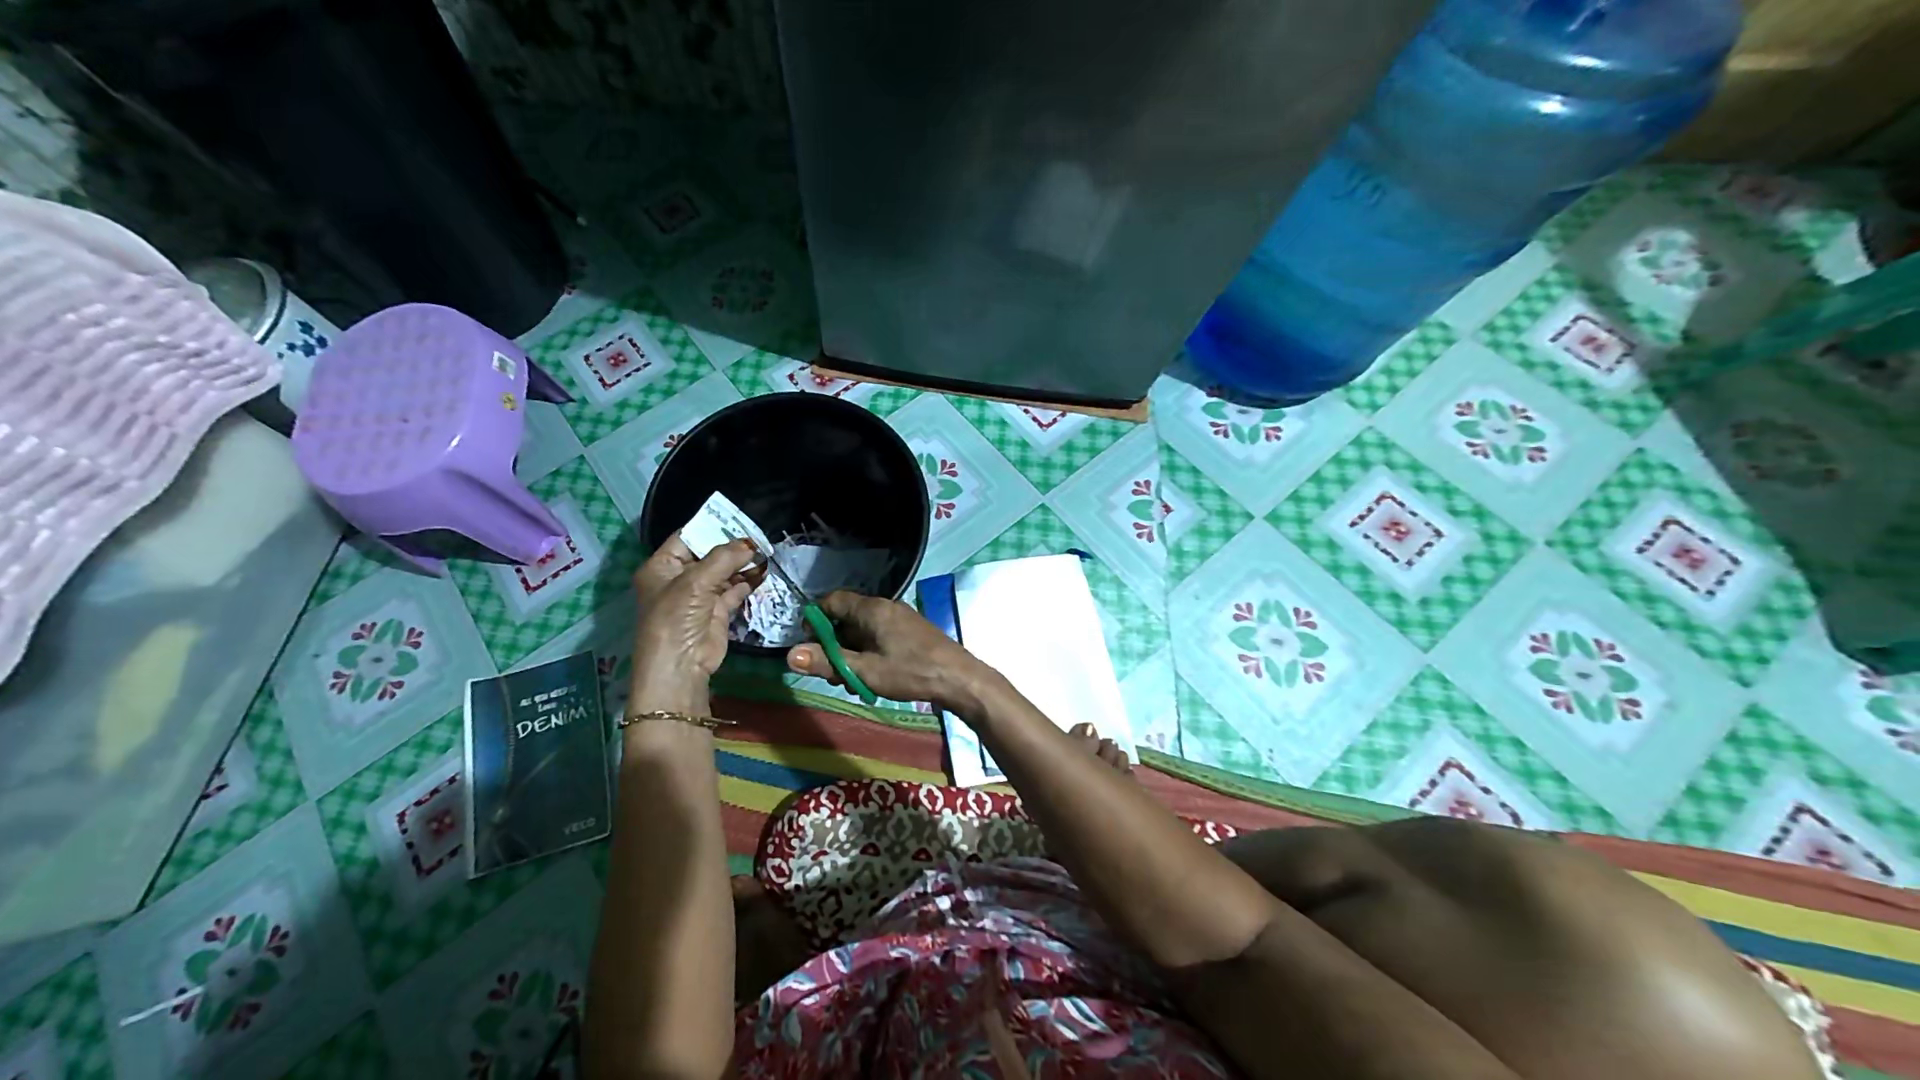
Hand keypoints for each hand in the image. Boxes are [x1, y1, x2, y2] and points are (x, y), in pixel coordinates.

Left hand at [629, 534, 760, 713]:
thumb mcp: (696, 581)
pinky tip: (762, 571)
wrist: (680, 666)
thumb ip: (724, 557)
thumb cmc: (675, 617)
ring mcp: (698, 596)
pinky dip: (747, 581)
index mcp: (661, 567)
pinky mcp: (716, 611)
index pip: (686, 537)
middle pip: (708, 554)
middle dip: (732, 546)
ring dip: (742, 563)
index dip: (710, 527)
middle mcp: (678, 579)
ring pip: (723, 572)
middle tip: (758, 534)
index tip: (736, 517)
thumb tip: (750, 543)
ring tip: (765, 550)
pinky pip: (734, 590)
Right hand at [784, 591, 996, 712]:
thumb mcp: (864, 671)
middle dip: (834, 646)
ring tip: (854, 683)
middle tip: (833, 675)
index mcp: (872, 609)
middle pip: (846, 619)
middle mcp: (885, 607)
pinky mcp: (910, 633)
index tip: (808, 645)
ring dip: (852, 656)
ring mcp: (899, 619)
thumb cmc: (910, 672)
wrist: (959, 679)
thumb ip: (827, 662)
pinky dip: (869, 655)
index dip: (815, 620)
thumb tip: (790, 654)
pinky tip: (872, 680)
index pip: (832, 601)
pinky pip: (879, 638)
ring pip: (863, 632)